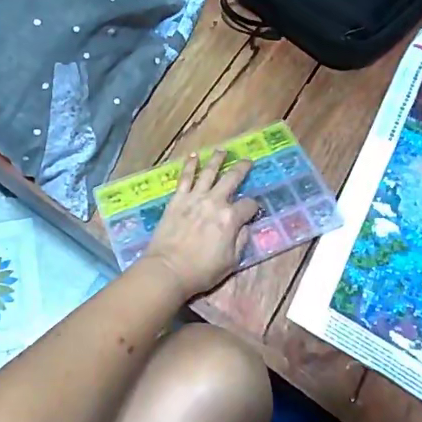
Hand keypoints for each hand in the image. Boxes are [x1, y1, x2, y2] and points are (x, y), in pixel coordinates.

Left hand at [138, 150, 258, 297]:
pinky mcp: (177, 199)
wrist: (168, 269)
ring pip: (208, 172)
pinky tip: (194, 156)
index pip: (249, 205)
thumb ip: (241, 241)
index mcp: (230, 218)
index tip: (253, 210)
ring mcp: (194, 198)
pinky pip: (185, 178)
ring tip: (223, 151)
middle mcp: (214, 202)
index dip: (254, 207)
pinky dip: (190, 165)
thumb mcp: (231, 261)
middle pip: (232, 179)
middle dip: (242, 168)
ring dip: (217, 159)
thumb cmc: (201, 270)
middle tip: (248, 160)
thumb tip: (245, 226)